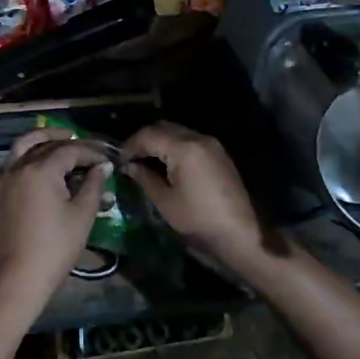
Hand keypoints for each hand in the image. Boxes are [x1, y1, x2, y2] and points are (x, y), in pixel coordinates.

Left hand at [0, 128, 109, 293]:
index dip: (92, 152)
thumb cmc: (57, 245)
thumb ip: (93, 184)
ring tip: (64, 140)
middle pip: (49, 145)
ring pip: (25, 146)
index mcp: (42, 169)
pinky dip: (26, 154)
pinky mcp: (2, 190)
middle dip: (73, 145)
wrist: (22, 274)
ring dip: (44, 139)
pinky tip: (40, 161)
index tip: (108, 160)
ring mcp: (8, 178)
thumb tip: (103, 166)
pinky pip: (13, 161)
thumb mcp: (82, 213)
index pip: (71, 150)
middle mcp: (21, 166)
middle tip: (93, 152)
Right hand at [121, 122, 264, 258]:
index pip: (149, 135)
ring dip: (160, 141)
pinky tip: (167, 164)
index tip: (119, 160)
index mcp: (184, 148)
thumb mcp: (165, 201)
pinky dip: (175, 146)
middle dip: (144, 139)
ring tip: (146, 162)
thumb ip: (145, 178)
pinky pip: (191, 140)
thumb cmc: (198, 219)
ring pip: (178, 132)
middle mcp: (199, 138)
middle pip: (164, 127)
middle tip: (131, 159)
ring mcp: (212, 144)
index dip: (130, 145)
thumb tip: (130, 166)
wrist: (240, 232)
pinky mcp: (219, 153)